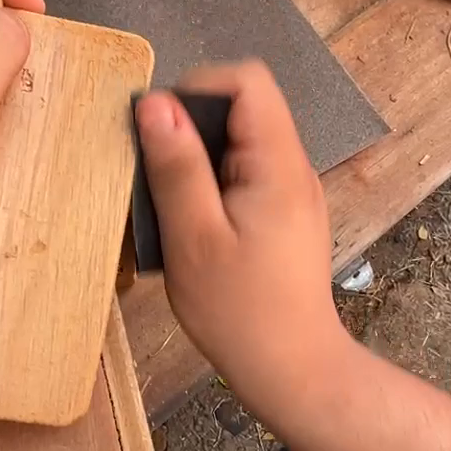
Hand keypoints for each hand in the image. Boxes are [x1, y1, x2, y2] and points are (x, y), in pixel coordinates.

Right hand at [134, 62, 351, 399]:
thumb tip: (155, 102)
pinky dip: (215, 182)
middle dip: (193, 126)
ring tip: (172, 201)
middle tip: (158, 171)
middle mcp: (295, 167)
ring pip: (243, 141)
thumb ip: (176, 166)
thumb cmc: (238, 310)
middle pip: (245, 108)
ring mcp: (294, 191)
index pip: (248, 81)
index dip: (198, 88)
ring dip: (200, 157)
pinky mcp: (286, 214)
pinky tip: (194, 222)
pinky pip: (248, 173)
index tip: (160, 130)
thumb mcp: (193, 237)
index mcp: (278, 164)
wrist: (291, 369)